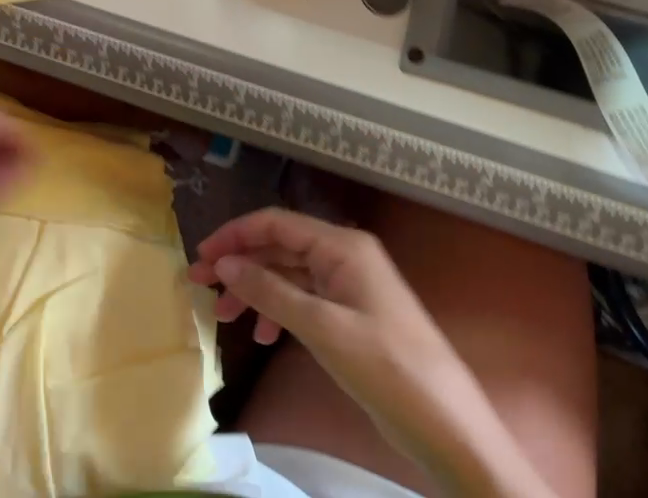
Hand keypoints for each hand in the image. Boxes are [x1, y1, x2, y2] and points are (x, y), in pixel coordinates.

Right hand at [189, 209, 540, 493]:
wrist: (447, 426)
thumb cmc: (386, 367)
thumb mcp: (321, 327)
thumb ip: (268, 290)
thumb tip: (223, 263)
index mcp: (342, 246)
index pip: (274, 223)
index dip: (233, 235)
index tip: (200, 257)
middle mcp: (344, 257)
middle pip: (278, 247)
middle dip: (238, 264)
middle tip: (201, 287)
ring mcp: (349, 286)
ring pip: (287, 275)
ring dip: (253, 291)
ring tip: (224, 318)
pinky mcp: (350, 315)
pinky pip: (302, 299)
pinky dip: (277, 311)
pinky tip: (264, 336)